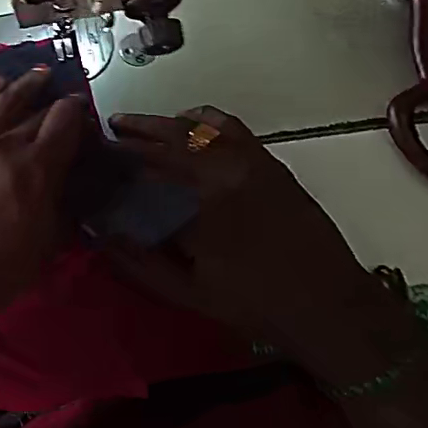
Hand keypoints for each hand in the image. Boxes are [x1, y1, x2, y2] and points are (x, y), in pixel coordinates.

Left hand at [0, 67, 86, 331]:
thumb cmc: (1, 267)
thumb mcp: (49, 239)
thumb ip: (63, 203)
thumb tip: (70, 184)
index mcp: (37, 166)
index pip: (65, 120)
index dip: (79, 111)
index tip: (86, 112)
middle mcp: (6, 144)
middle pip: (37, 110)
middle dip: (56, 102)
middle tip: (67, 99)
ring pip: (3, 100)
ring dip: (23, 84)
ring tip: (37, 73)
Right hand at [108, 109, 424, 382]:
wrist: (331, 306)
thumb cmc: (254, 304)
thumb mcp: (187, 293)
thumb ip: (138, 262)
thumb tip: (101, 233)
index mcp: (201, 203)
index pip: (148, 166)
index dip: (118, 155)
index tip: (96, 153)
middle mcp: (226, 171)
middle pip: (170, 137)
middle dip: (135, 130)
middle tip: (109, 130)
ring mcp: (252, 161)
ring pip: (198, 126)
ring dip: (163, 122)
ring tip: (139, 125)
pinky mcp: (270, 162)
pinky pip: (230, 127)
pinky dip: (203, 120)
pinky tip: (189, 124)